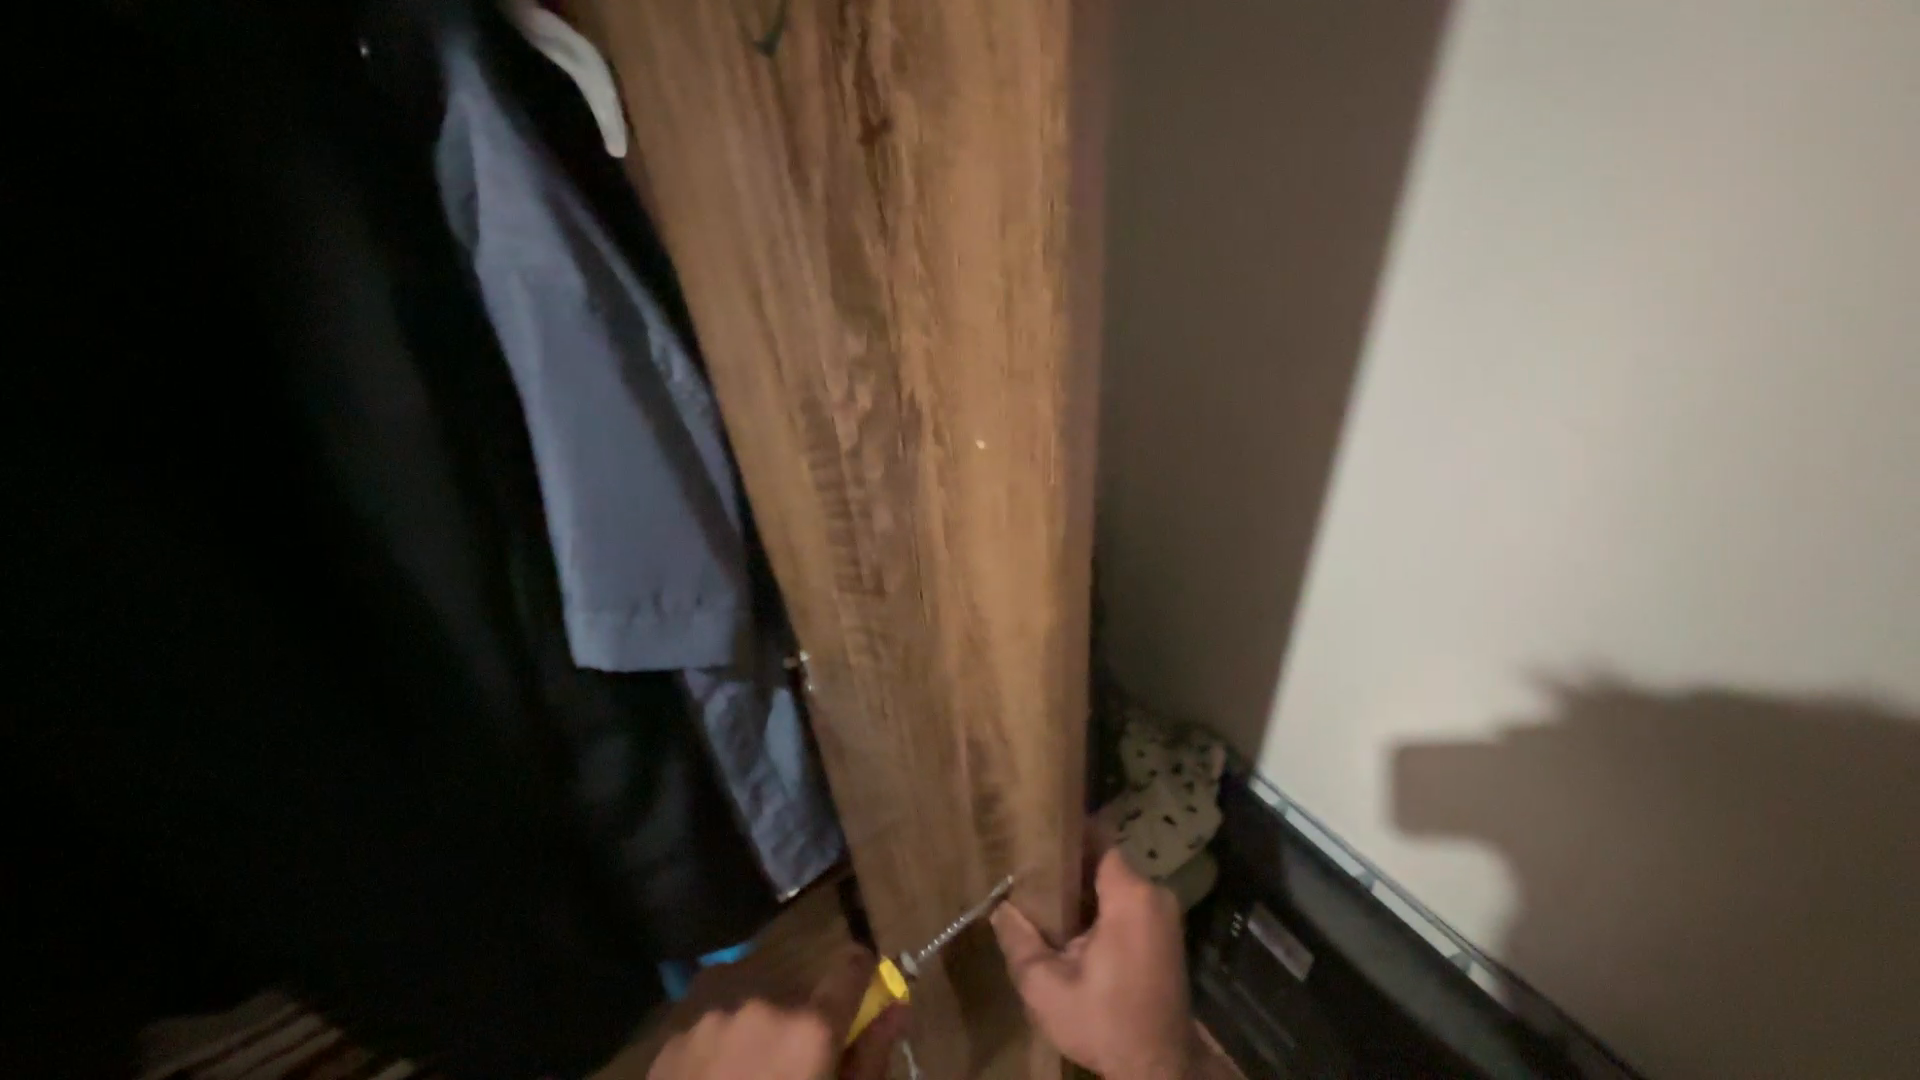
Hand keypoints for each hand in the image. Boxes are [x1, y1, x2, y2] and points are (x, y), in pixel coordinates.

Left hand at [646, 946, 907, 1079]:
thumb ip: (870, 1056)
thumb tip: (898, 1008)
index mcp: (811, 1026)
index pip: (851, 967)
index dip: (859, 977)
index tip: (859, 994)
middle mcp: (764, 1004)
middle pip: (798, 997)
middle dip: (800, 1025)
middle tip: (790, 1073)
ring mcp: (714, 1017)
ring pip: (751, 1011)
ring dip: (756, 1035)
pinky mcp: (674, 1037)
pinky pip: (710, 1027)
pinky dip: (718, 1049)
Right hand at [991, 847, 1191, 1079]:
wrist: (1161, 1072)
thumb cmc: (1106, 1024)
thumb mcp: (1049, 989)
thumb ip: (1020, 942)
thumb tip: (998, 908)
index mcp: (1131, 896)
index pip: (1098, 838)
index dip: (1065, 833)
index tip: (1034, 831)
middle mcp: (1154, 894)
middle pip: (1104, 861)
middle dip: (1068, 865)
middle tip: (1029, 869)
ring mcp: (1164, 914)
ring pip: (1115, 884)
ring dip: (1084, 891)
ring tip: (1044, 897)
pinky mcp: (1166, 934)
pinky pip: (1128, 903)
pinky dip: (1101, 908)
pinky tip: (1072, 926)